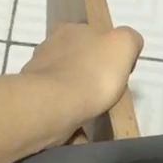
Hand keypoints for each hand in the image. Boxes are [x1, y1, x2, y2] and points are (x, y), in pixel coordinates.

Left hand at [20, 23, 141, 140]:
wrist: (53, 106)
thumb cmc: (92, 73)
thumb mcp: (123, 44)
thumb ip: (129, 39)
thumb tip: (125, 47)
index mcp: (69, 31)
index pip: (92, 35)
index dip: (106, 53)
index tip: (115, 72)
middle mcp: (49, 49)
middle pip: (76, 62)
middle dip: (90, 77)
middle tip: (105, 95)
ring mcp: (37, 77)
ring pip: (64, 87)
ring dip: (78, 100)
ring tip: (92, 117)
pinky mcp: (33, 101)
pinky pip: (56, 111)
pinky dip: (68, 121)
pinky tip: (79, 132)